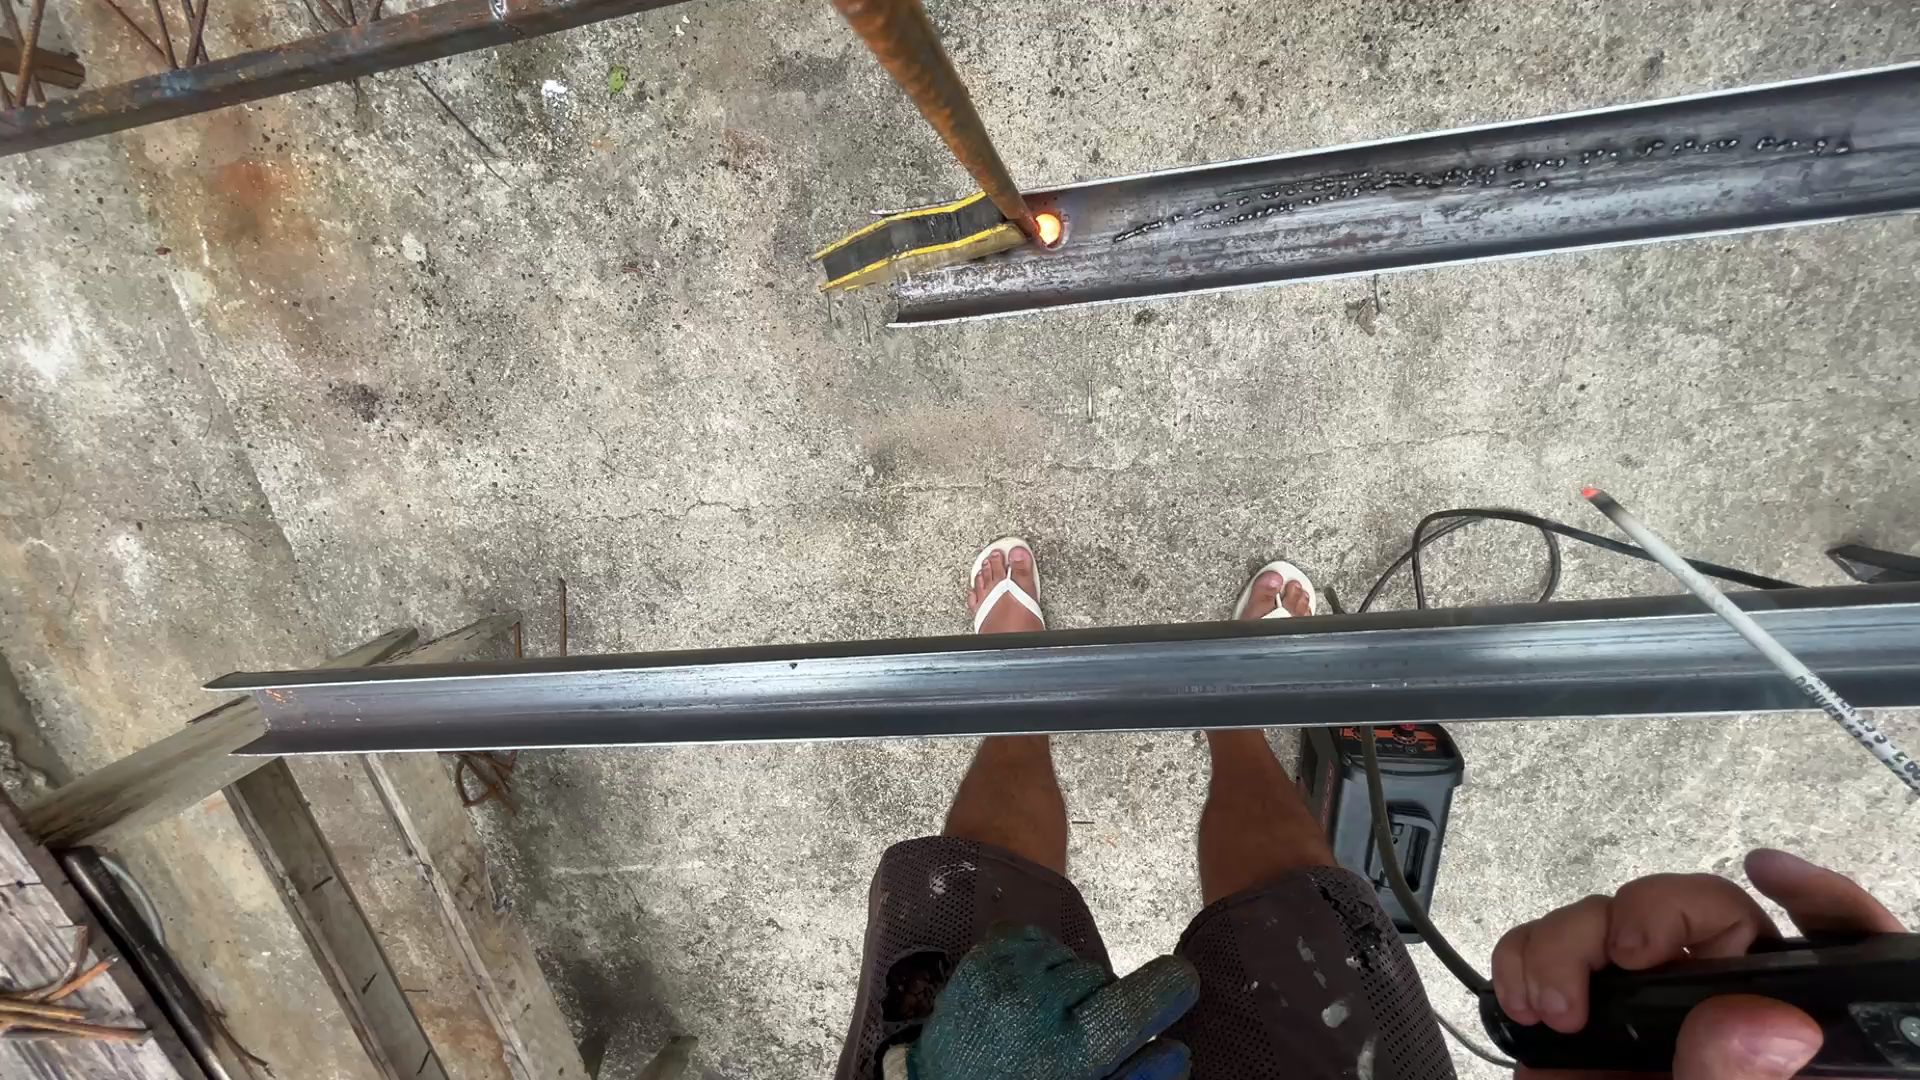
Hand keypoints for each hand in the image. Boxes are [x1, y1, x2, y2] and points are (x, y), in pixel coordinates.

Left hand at [891, 923, 1199, 1079]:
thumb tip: (1181, 1050)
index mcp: (1068, 1054)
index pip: (1132, 1006)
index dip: (1166, 987)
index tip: (1186, 976)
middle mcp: (1035, 1006)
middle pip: (1099, 978)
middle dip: (1097, 1000)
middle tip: (1074, 1033)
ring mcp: (1005, 974)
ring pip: (1068, 956)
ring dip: (1066, 979)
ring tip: (1043, 1017)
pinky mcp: (983, 954)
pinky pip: (1035, 937)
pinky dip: (1039, 958)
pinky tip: (1027, 990)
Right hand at [1491, 848, 1903, 1079]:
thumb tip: (1764, 1019)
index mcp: (1798, 1056)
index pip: (1846, 963)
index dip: (1828, 906)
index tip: (1770, 874)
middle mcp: (1724, 1021)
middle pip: (1703, 916)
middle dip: (1650, 918)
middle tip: (1619, 961)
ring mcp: (1641, 1013)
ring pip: (1607, 918)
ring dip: (1563, 943)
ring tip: (1551, 1009)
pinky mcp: (1572, 1008)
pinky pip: (1540, 943)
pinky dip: (1521, 956)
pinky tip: (1525, 1002)